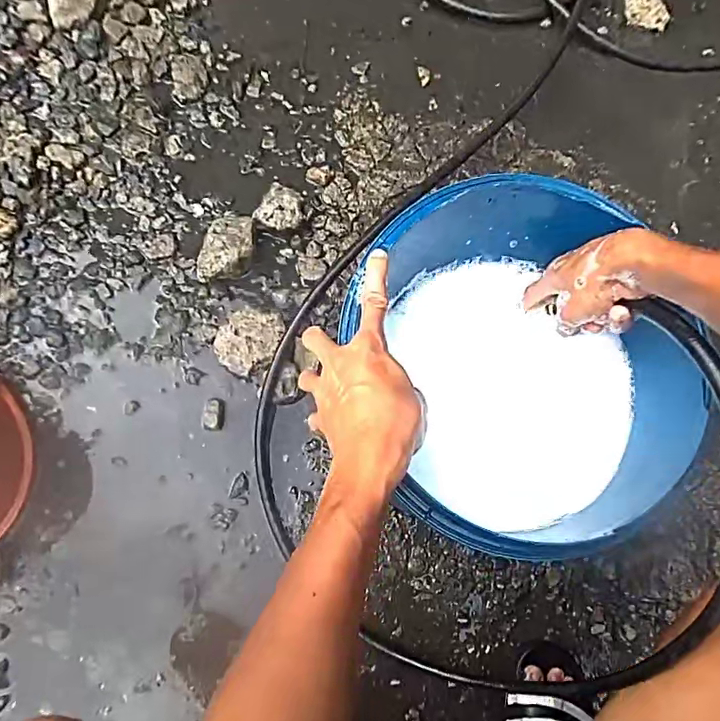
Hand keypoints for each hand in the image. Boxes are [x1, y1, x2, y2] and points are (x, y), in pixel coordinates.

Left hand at [299, 250, 423, 504]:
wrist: (369, 461)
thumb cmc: (393, 428)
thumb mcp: (411, 395)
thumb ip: (397, 380)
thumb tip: (392, 384)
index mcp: (366, 352)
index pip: (373, 306)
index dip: (376, 279)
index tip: (376, 259)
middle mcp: (339, 366)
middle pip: (317, 337)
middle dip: (322, 338)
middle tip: (331, 344)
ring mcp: (325, 392)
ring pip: (309, 373)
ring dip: (318, 376)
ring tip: (330, 386)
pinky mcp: (321, 418)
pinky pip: (317, 412)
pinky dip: (324, 414)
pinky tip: (334, 421)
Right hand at [521, 228, 676, 332]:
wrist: (636, 263)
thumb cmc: (599, 277)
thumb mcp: (571, 313)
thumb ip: (562, 323)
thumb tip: (565, 325)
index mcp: (555, 274)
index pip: (535, 292)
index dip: (531, 304)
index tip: (528, 311)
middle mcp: (575, 271)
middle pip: (571, 306)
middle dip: (581, 320)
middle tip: (585, 324)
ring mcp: (599, 274)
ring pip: (596, 310)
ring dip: (603, 318)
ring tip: (610, 314)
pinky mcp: (621, 278)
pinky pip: (614, 306)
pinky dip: (619, 311)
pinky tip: (624, 309)